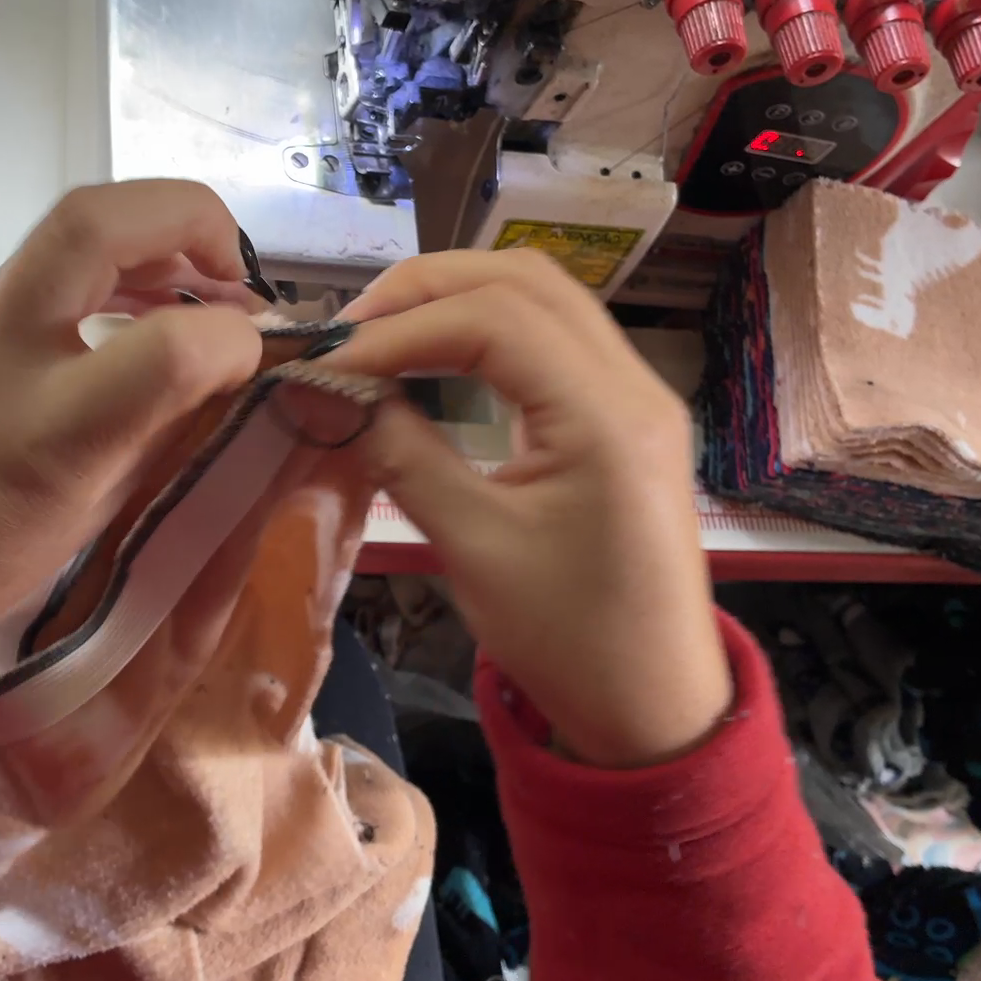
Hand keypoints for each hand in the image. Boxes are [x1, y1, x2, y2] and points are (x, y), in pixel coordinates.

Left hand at [0, 181, 262, 654]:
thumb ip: (154, 436)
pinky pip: (45, 267)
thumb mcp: (83, 519)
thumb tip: (216, 376)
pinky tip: (133, 312)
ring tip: (200, 290)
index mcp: (44, 433)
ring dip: (153, 239)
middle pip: (94, 223)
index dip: (231, 340)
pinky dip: (111, 270)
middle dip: (189, 218)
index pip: (161, 349)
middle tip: (236, 272)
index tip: (255, 357)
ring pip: (68, 231)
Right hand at [323, 251, 730, 767]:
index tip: (329, 362)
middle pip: (521, 279)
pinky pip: (547, 335)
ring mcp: (632, 391)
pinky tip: (432, 356)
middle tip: (348, 328)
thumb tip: (334, 392)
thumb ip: (401, 453)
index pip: (491, 322)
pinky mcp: (617, 411)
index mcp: (604, 416)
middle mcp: (631, 381)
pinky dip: (479, 329)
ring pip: (538, 296)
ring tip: (379, 332)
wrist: (652, 701)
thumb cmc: (564, 637)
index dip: (397, 330)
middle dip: (423, 290)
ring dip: (451, 299)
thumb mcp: (471, 546)